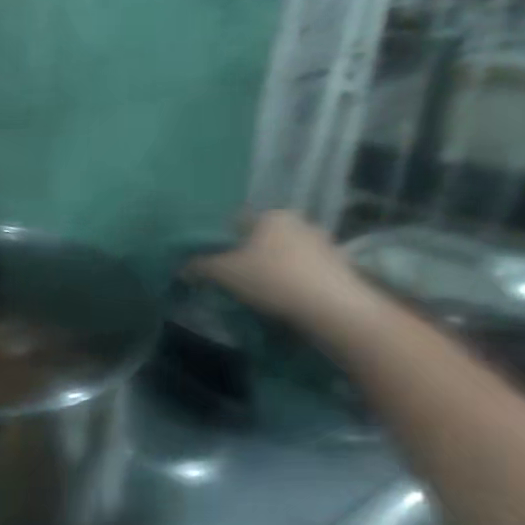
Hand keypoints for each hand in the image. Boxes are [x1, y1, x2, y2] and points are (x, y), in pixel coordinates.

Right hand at [189, 211, 378, 326]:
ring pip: (288, 254)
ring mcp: (326, 244)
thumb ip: (200, 266)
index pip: (237, 222)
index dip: (221, 242)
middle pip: (263, 238)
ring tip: (262, 292)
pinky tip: (287, 299)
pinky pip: (308, 271)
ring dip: (276, 268)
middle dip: (251, 254)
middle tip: (236, 277)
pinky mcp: (342, 268)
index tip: (214, 262)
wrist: (335, 309)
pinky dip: (296, 281)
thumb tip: (182, 267)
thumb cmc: (273, 279)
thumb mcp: (224, 273)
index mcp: (272, 215)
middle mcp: (300, 222)